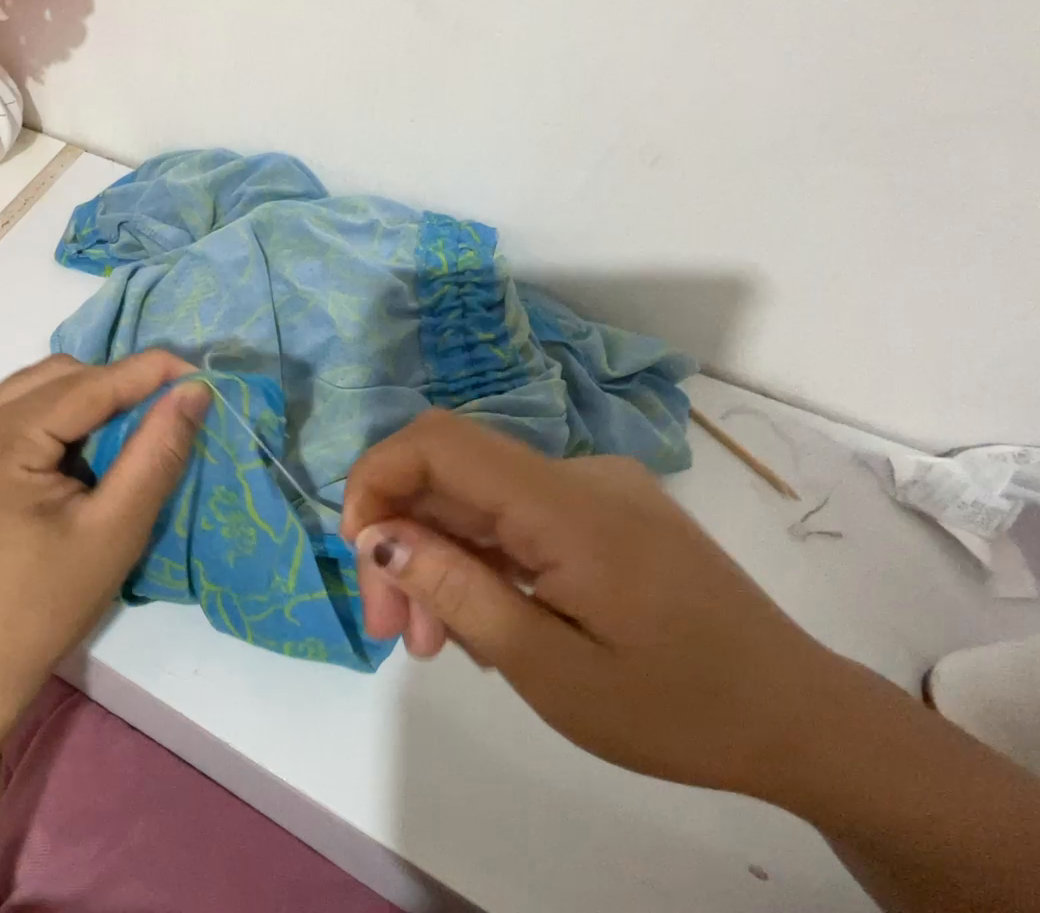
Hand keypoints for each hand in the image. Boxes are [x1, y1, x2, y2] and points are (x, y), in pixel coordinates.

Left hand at [0, 351, 210, 719]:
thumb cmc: (47, 607)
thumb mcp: (115, 531)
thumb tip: (192, 391)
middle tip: (163, 415)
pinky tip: (77, 458)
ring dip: (83, 405)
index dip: (144, 373)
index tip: (196, 371)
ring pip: (33, 391)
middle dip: (113, 391)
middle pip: (54, 379)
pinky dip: (53, 423)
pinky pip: (12, 413)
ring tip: (122, 442)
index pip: (82, 387)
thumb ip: (156, 454)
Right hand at [342, 409, 859, 799]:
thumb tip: (376, 538)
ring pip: (473, 502)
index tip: (360, 554)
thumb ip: (456, 592)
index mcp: (570, 506)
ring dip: (435, 561)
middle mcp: (579, 477)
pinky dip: (476, 563)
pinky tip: (482, 623)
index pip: (438, 443)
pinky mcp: (602, 516)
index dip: (375, 480)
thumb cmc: (679, 709)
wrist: (807, 725)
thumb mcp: (549, 667)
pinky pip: (510, 520)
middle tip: (393, 631)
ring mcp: (594, 493)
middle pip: (449, 479)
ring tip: (435, 644)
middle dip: (399, 544)